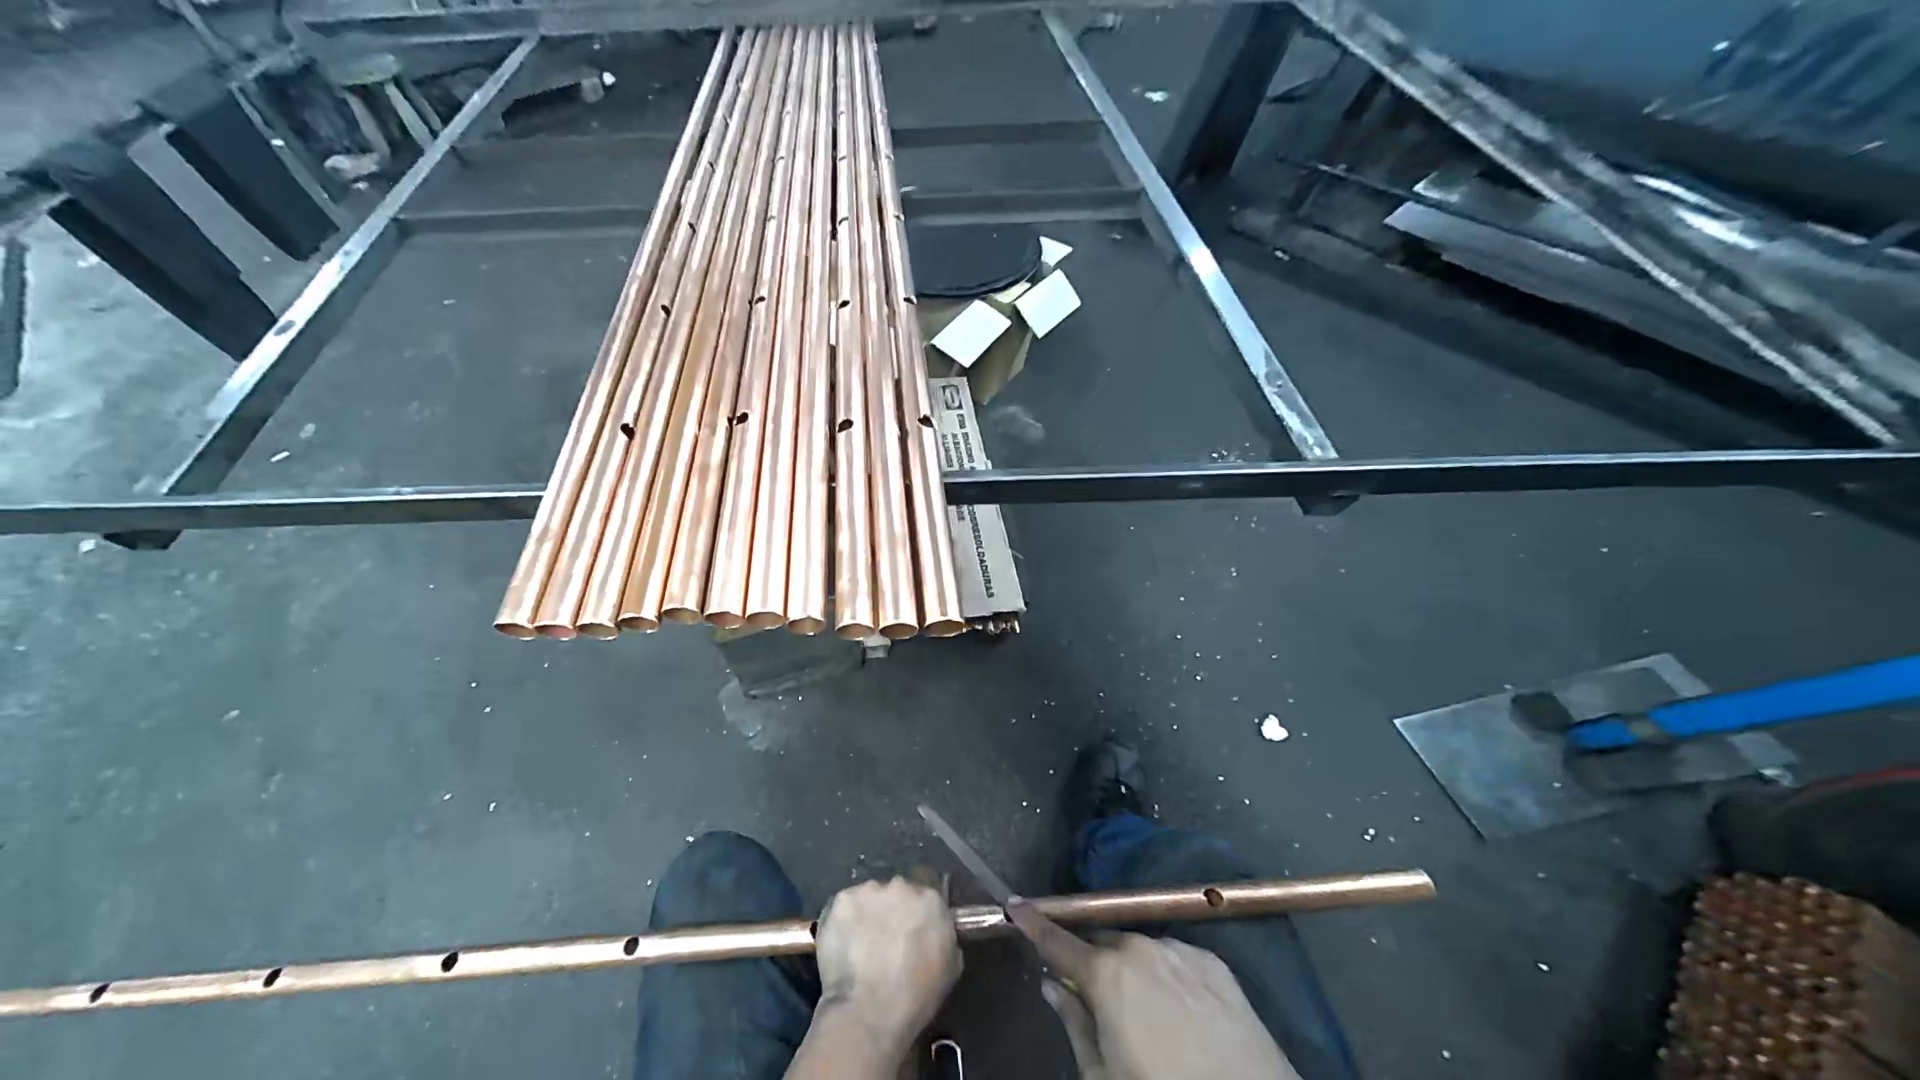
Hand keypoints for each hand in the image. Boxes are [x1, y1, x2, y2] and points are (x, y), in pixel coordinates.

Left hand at [813, 877, 961, 1054]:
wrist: (869, 1012)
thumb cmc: (915, 996)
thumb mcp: (950, 967)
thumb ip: (944, 936)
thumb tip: (935, 931)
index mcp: (930, 899)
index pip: (926, 890)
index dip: (917, 910)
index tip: (911, 928)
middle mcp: (901, 886)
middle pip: (896, 892)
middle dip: (892, 911)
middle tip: (885, 939)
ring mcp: (868, 891)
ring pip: (869, 897)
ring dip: (868, 914)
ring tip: (860, 945)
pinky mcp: (840, 901)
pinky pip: (844, 907)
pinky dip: (844, 921)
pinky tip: (844, 944)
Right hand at [1009, 901, 1298, 1079]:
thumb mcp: (1102, 1074)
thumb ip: (1074, 1022)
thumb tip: (1053, 987)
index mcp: (1106, 973)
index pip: (1057, 939)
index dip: (1031, 922)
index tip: (1014, 905)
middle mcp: (1141, 947)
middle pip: (1102, 944)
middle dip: (1092, 961)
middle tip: (1094, 996)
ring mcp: (1180, 950)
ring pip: (1140, 951)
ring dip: (1132, 969)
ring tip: (1147, 1013)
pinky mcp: (1215, 962)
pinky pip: (1175, 959)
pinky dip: (1166, 975)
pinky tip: (1181, 1013)